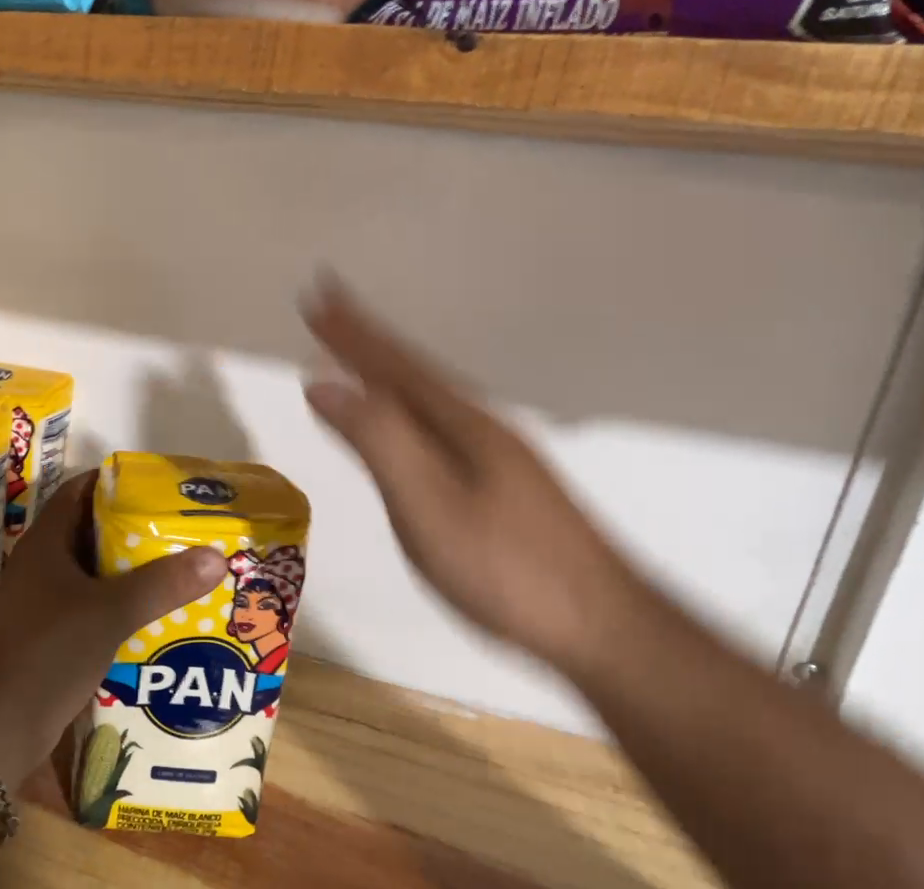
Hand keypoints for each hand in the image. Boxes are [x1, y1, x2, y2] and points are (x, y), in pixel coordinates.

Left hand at [0, 471, 225, 787]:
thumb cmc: (49, 651)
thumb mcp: (111, 611)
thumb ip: (162, 583)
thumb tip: (216, 556)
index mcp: (45, 542)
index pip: (79, 491)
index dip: (115, 484)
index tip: (159, 488)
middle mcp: (40, 564)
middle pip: (89, 532)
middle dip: (132, 530)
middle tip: (181, 532)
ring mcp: (40, 602)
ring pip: (91, 574)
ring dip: (128, 572)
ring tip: (179, 572)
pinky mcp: (47, 636)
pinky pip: (89, 608)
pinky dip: (118, 607)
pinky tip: (154, 619)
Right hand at [301, 276, 652, 674]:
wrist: (605, 630)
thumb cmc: (506, 568)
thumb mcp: (426, 504)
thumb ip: (376, 440)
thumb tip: (323, 382)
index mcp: (459, 424)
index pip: (393, 365)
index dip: (351, 332)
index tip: (317, 294)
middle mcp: (480, 427)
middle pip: (413, 374)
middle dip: (366, 341)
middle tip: (328, 309)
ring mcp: (498, 458)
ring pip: (428, 400)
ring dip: (386, 371)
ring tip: (356, 356)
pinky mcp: (504, 488)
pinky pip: (438, 426)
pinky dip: (407, 408)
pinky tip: (409, 425)